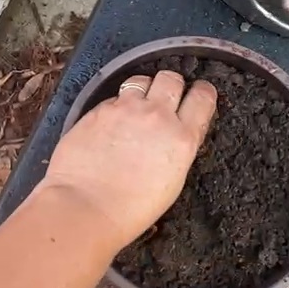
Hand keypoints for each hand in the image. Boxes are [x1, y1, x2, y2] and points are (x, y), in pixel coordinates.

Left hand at [34, 70, 217, 251]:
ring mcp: (125, 109)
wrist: (86, 205)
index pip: (202, 98)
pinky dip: (116, 105)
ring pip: (141, 80)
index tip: (199, 92)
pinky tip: (112, 122)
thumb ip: (176, 149)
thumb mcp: (171, 181)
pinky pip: (113, 96)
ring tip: (137, 103)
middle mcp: (156, 116)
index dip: (202, 92)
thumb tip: (172, 135)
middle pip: (171, 79)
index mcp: (182, 138)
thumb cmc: (130, 208)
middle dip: (170, 84)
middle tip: (165, 95)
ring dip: (142, 88)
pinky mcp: (98, 109)